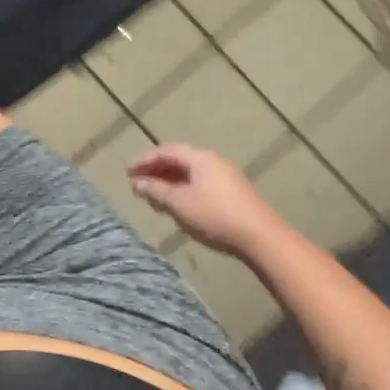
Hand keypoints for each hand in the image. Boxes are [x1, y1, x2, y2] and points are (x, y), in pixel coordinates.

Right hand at [127, 144, 288, 258]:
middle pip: (178, 160)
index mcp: (200, 158)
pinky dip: (183, 189)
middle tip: (138, 184)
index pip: (165, 150)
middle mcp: (213, 161)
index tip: (127, 172)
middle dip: (156, 171)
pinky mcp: (233, 193)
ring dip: (169, 182)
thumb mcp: (178, 203)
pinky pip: (201, 184)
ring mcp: (226, 177)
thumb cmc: (214, 215)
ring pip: (190, 173)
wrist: (262, 238)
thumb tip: (137, 183)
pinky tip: (178, 205)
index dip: (144, 160)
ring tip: (155, 196)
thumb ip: (155, 190)